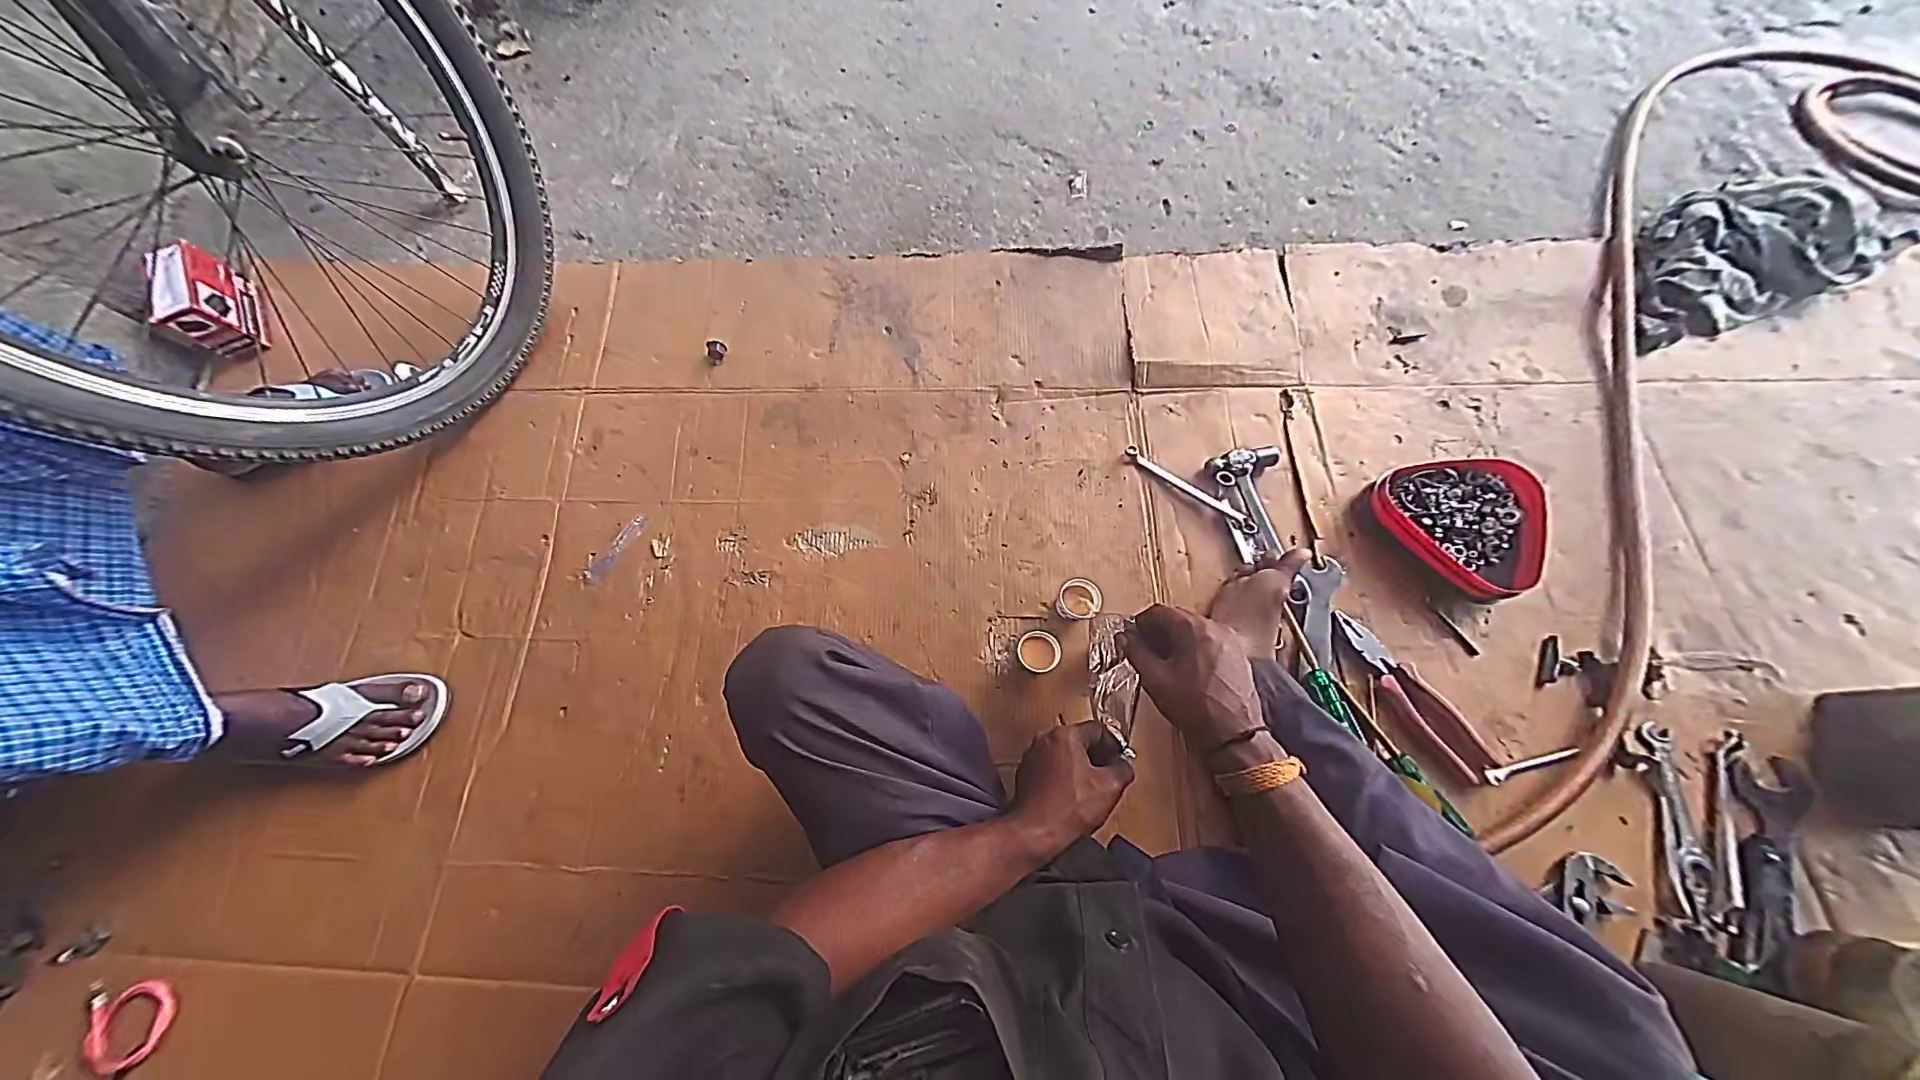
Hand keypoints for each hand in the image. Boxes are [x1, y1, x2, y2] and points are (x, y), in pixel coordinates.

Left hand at [1007, 721, 1134, 857]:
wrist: (1035, 832)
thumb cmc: (1068, 810)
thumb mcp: (1110, 788)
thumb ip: (1123, 769)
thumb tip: (1124, 765)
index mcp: (1065, 735)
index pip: (1098, 729)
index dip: (1115, 744)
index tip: (1121, 759)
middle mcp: (1045, 740)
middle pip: (1079, 740)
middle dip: (1097, 756)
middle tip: (1110, 774)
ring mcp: (1033, 756)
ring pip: (1064, 754)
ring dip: (1080, 767)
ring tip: (1092, 789)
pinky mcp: (1026, 773)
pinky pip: (1051, 767)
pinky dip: (1064, 777)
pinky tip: (1072, 796)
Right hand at [1120, 604, 1264, 752]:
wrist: (1232, 734)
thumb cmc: (1194, 707)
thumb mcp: (1155, 678)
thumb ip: (1136, 652)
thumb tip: (1125, 637)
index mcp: (1193, 628)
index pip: (1159, 611)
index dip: (1141, 622)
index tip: (1133, 636)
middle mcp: (1215, 628)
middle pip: (1179, 617)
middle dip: (1159, 630)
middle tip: (1145, 649)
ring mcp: (1230, 642)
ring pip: (1195, 630)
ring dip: (1177, 640)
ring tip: (1165, 662)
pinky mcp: (1238, 656)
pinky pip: (1211, 642)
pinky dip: (1195, 648)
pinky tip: (1187, 670)